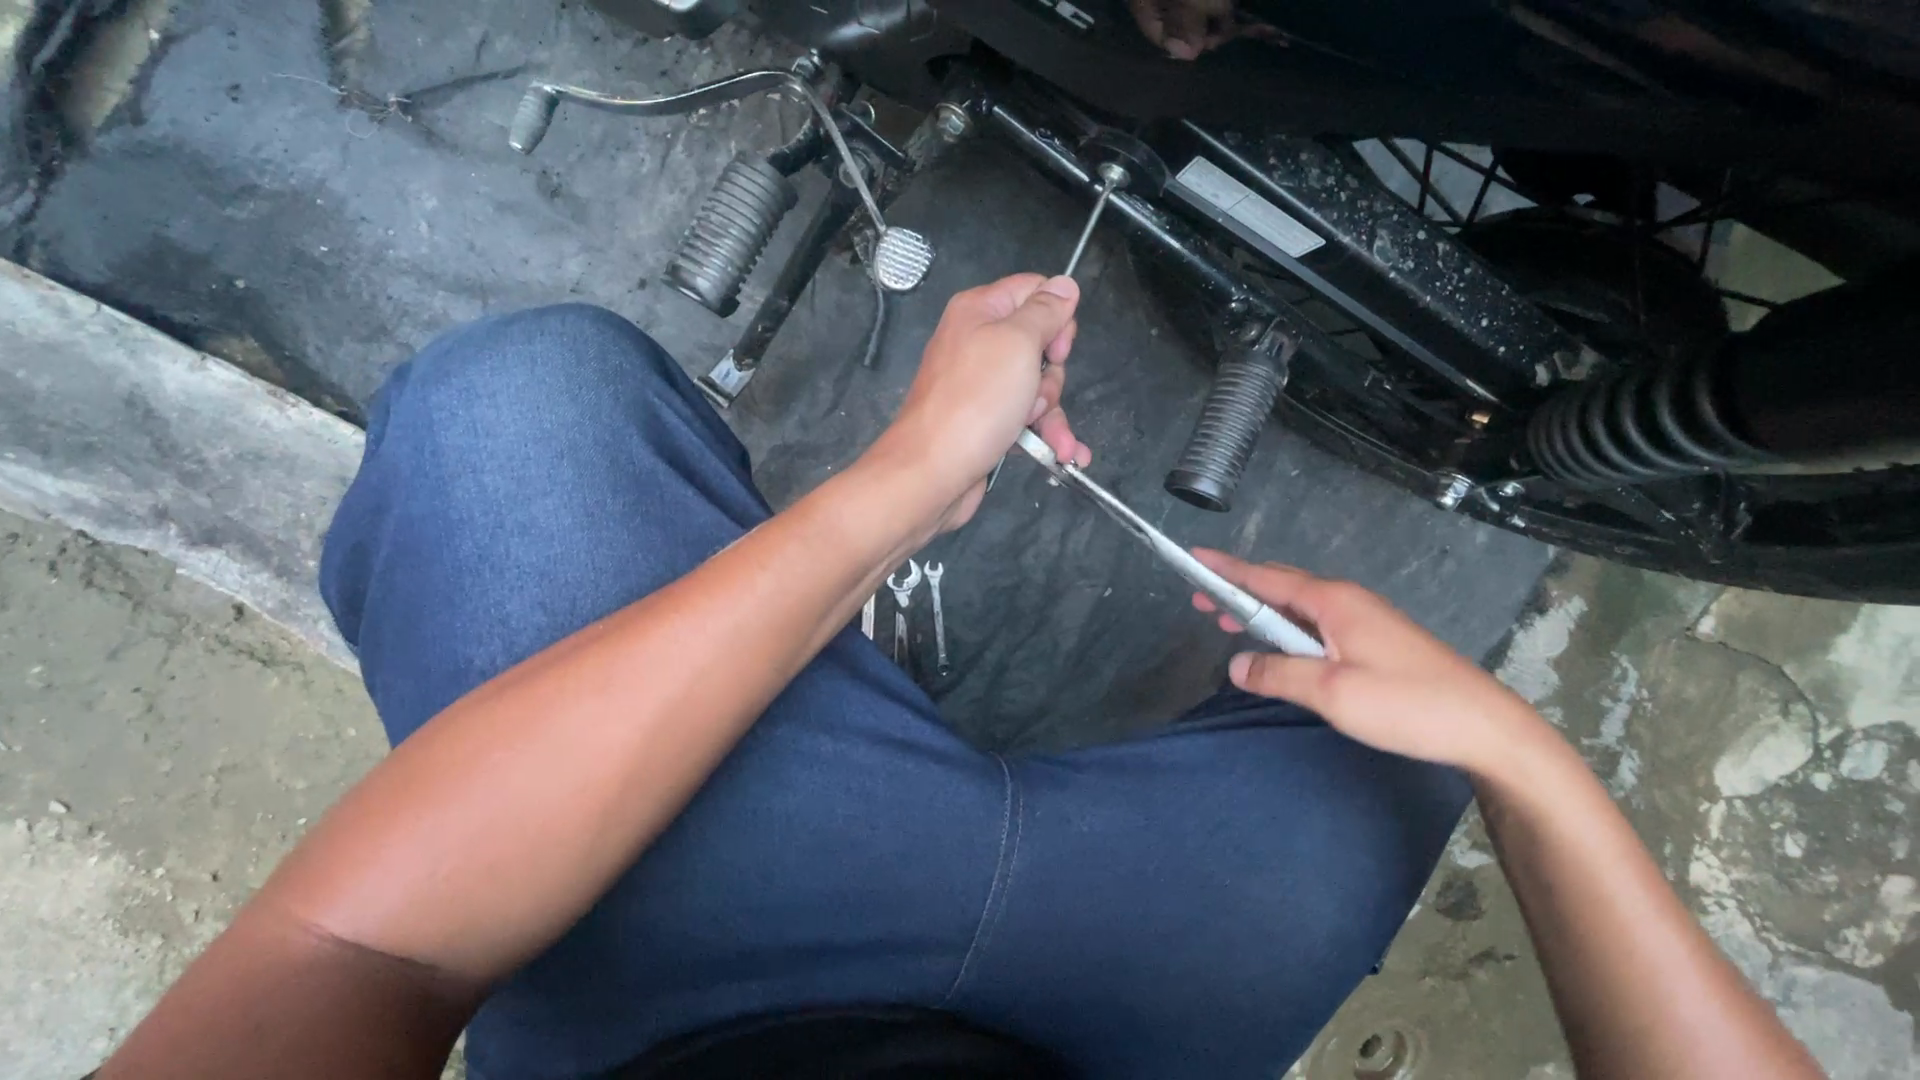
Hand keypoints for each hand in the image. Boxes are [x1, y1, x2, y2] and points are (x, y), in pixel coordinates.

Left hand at [872, 273, 1087, 529]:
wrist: (932, 472)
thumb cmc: (975, 401)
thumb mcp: (1017, 343)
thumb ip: (1045, 311)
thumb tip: (1065, 283)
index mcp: (979, 311)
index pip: (1034, 291)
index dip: (1057, 317)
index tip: (1058, 348)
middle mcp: (978, 342)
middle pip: (1040, 344)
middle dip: (1051, 374)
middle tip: (1036, 394)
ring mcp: (981, 385)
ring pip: (1037, 386)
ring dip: (1052, 412)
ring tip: (1041, 432)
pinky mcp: (987, 422)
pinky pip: (1027, 418)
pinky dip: (1047, 435)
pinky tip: (1066, 454)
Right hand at [1190, 549, 1547, 776]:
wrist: (1486, 726)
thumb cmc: (1406, 704)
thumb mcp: (1332, 693)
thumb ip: (1278, 675)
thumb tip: (1236, 665)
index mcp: (1333, 602)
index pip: (1267, 577)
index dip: (1227, 569)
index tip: (1194, 558)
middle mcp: (1348, 601)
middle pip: (1282, 585)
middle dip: (1239, 590)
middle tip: (1201, 601)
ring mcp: (1365, 620)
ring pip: (1300, 606)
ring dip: (1262, 612)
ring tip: (1228, 623)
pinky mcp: (1376, 640)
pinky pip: (1317, 622)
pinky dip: (1287, 627)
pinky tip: (1280, 646)